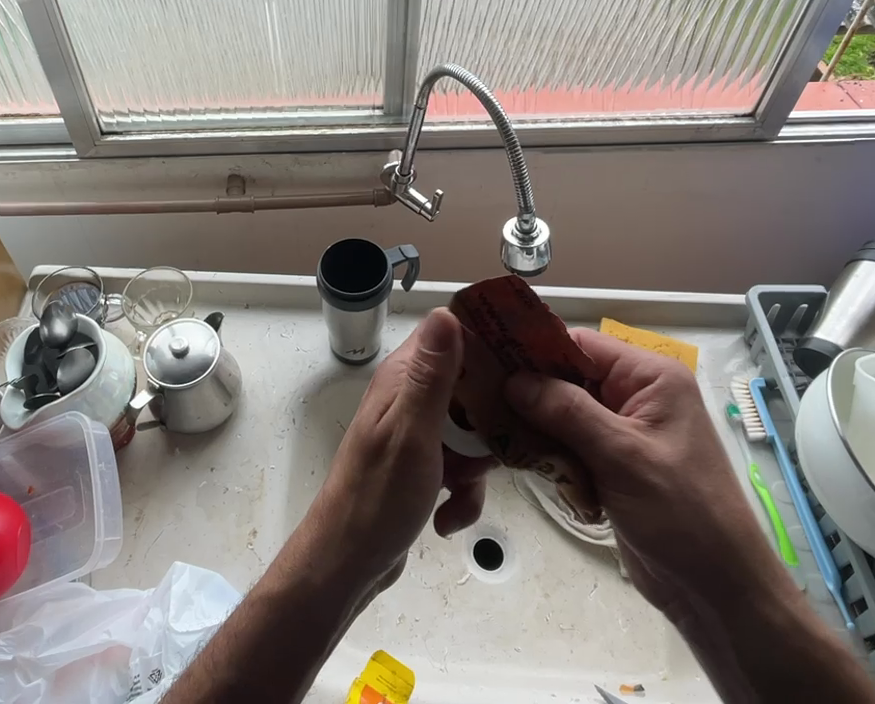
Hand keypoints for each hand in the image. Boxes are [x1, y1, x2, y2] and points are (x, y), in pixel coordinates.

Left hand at [288, 308, 491, 598]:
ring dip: (477, 467)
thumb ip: (432, 375)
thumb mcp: (412, 432)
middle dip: (491, 421)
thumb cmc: (377, 497)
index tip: (528, 367)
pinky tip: (449, 516)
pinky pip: (460, 466)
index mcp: (403, 377)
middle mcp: (409, 396)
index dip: (492, 344)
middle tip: (493, 450)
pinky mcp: (422, 465)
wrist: (346, 564)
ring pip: (471, 431)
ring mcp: (416, 432)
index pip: (453, 334)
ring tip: (463, 490)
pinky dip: (464, 493)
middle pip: (472, 386)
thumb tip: (445, 312)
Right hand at [505, 330, 775, 620]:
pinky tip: (515, 458)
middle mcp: (635, 396)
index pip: (580, 344)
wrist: (717, 590)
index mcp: (650, 378)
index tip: (487, 358)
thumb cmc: (682, 513)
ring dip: (532, 424)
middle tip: (477, 397)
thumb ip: (567, 411)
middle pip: (566, 376)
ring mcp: (622, 431)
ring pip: (561, 411)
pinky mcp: (610, 462)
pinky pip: (567, 442)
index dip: (534, 348)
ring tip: (488, 429)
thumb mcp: (622, 455)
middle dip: (527, 389)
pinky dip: (544, 450)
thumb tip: (512, 379)